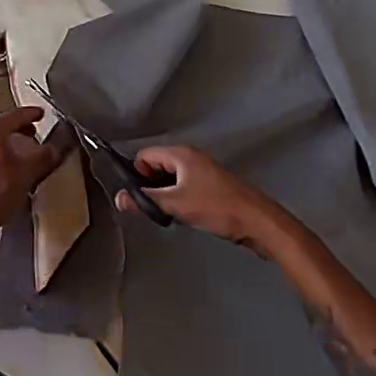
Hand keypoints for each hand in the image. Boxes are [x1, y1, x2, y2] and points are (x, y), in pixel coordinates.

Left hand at [0, 107, 67, 241]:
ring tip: (22, 150)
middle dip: (18, 126)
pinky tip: (7, 169)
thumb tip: (54, 150)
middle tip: (31, 129)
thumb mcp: (27, 173)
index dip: (31, 114)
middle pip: (1, 123)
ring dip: (8, 140)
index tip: (39, 113)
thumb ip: (44, 157)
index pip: (16, 114)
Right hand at [115, 146, 288, 254]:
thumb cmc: (216, 207)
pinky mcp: (210, 186)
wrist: (257, 221)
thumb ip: (146, 200)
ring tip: (168, 214)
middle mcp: (190, 157)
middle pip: (156, 165)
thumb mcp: (176, 204)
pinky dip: (178, 199)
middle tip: (153, 208)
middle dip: (150, 186)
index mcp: (181, 154)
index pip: (145, 155)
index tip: (140, 197)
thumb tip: (118, 198)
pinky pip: (184, 187)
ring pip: (170, 179)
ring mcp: (202, 171)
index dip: (137, 175)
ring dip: (165, 195)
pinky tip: (184, 216)